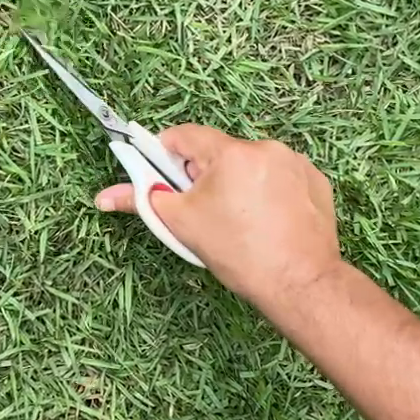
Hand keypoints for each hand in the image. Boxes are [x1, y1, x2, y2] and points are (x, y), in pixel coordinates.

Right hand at [96, 123, 341, 301]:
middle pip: (215, 151)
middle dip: (202, 175)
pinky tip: (263, 219)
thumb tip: (103, 197)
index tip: (164, 178)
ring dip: (233, 181)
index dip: (166, 155)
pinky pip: (276, 175)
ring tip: (235, 218)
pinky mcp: (316, 181)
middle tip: (200, 208)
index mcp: (230, 153)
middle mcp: (266, 148)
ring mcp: (295, 163)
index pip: (183, 136)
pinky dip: (264, 190)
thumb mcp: (180, 223)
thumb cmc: (238, 253)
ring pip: (245, 164)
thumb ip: (140, 200)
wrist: (301, 284)